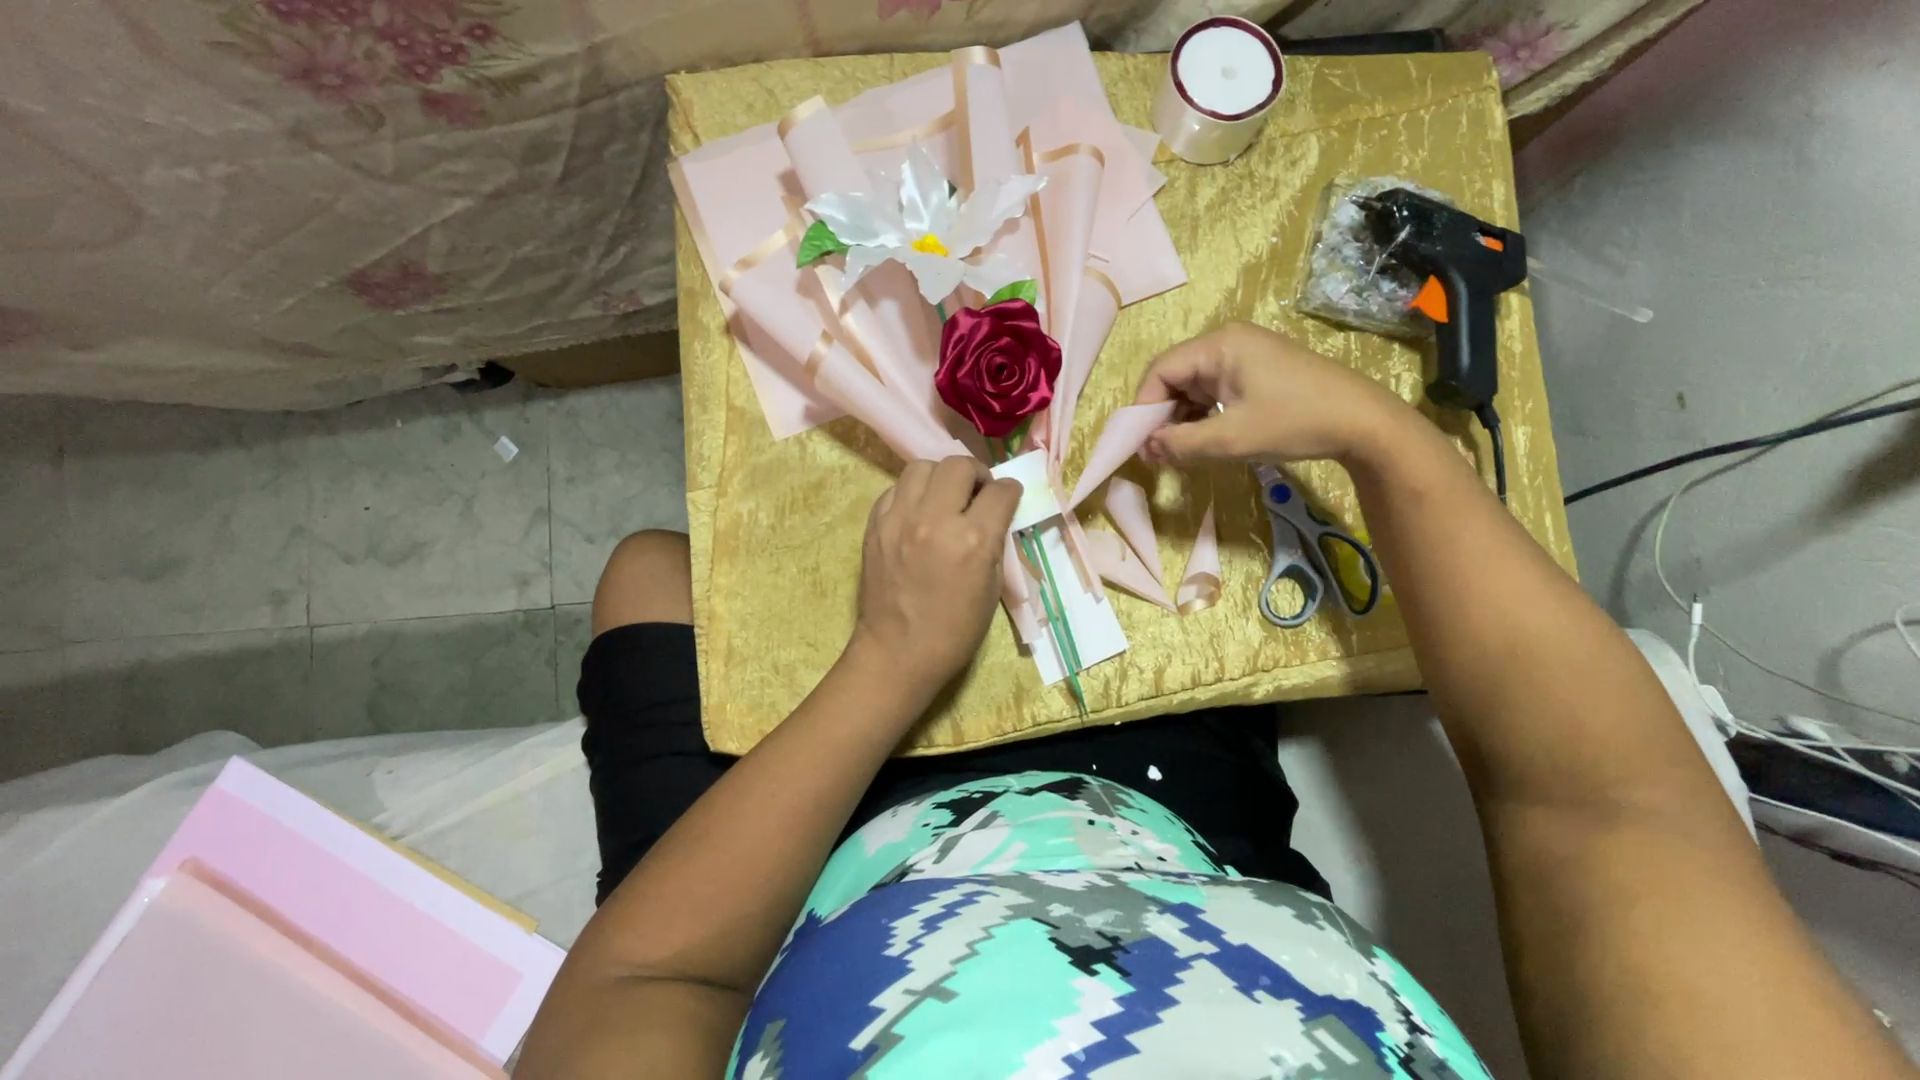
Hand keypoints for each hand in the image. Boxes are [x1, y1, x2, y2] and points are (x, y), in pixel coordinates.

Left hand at [850, 456, 1021, 688]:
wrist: (898, 651)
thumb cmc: (955, 629)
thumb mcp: (992, 586)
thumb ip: (994, 540)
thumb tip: (996, 511)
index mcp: (972, 539)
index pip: (1000, 491)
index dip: (1009, 492)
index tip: (1007, 499)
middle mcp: (934, 519)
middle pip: (959, 465)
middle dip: (975, 475)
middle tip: (976, 495)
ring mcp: (899, 519)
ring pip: (922, 467)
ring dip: (940, 477)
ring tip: (944, 499)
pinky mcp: (875, 525)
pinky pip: (895, 489)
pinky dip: (911, 494)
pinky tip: (917, 514)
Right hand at [1135, 322, 1412, 466]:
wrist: (1364, 422)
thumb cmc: (1295, 423)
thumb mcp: (1232, 439)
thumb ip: (1182, 443)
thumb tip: (1147, 449)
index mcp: (1219, 346)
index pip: (1161, 371)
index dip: (1142, 408)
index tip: (1138, 444)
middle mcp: (1228, 343)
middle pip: (1175, 377)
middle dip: (1161, 416)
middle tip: (1157, 454)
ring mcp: (1245, 356)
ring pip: (1194, 387)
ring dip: (1181, 419)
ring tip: (1178, 453)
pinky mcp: (1258, 372)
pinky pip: (1215, 392)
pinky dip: (1203, 416)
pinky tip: (1203, 442)